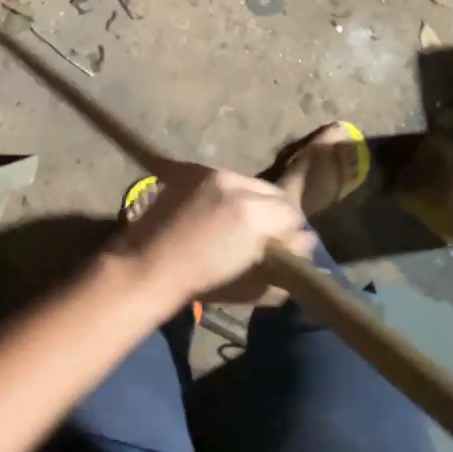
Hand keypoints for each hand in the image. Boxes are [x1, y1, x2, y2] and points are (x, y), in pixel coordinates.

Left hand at [113, 165, 315, 307]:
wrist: (149, 263)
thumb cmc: (204, 283)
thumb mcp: (256, 283)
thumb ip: (286, 260)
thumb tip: (303, 244)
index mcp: (252, 213)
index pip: (292, 213)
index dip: (293, 233)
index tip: (286, 247)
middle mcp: (232, 183)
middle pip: (272, 192)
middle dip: (275, 213)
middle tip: (266, 235)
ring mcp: (208, 172)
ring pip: (247, 181)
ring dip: (251, 199)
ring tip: (240, 222)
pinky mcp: (189, 169)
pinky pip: (222, 176)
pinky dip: (227, 191)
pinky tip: (217, 210)